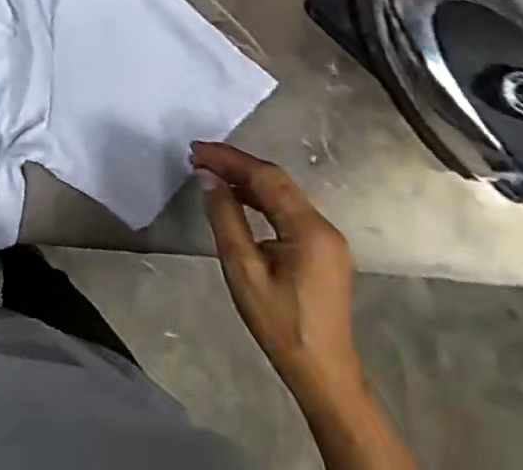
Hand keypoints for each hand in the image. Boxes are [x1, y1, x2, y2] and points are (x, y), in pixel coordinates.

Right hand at [193, 141, 361, 399]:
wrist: (322, 372)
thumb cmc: (280, 325)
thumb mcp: (244, 272)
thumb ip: (226, 219)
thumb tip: (208, 178)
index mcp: (308, 227)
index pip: (266, 177)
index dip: (230, 159)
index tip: (197, 150)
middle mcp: (323, 223)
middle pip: (276, 181)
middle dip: (237, 165)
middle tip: (198, 157)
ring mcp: (326, 235)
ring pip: (283, 194)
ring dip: (248, 181)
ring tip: (212, 174)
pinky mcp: (323, 247)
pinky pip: (288, 211)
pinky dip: (261, 200)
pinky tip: (239, 200)